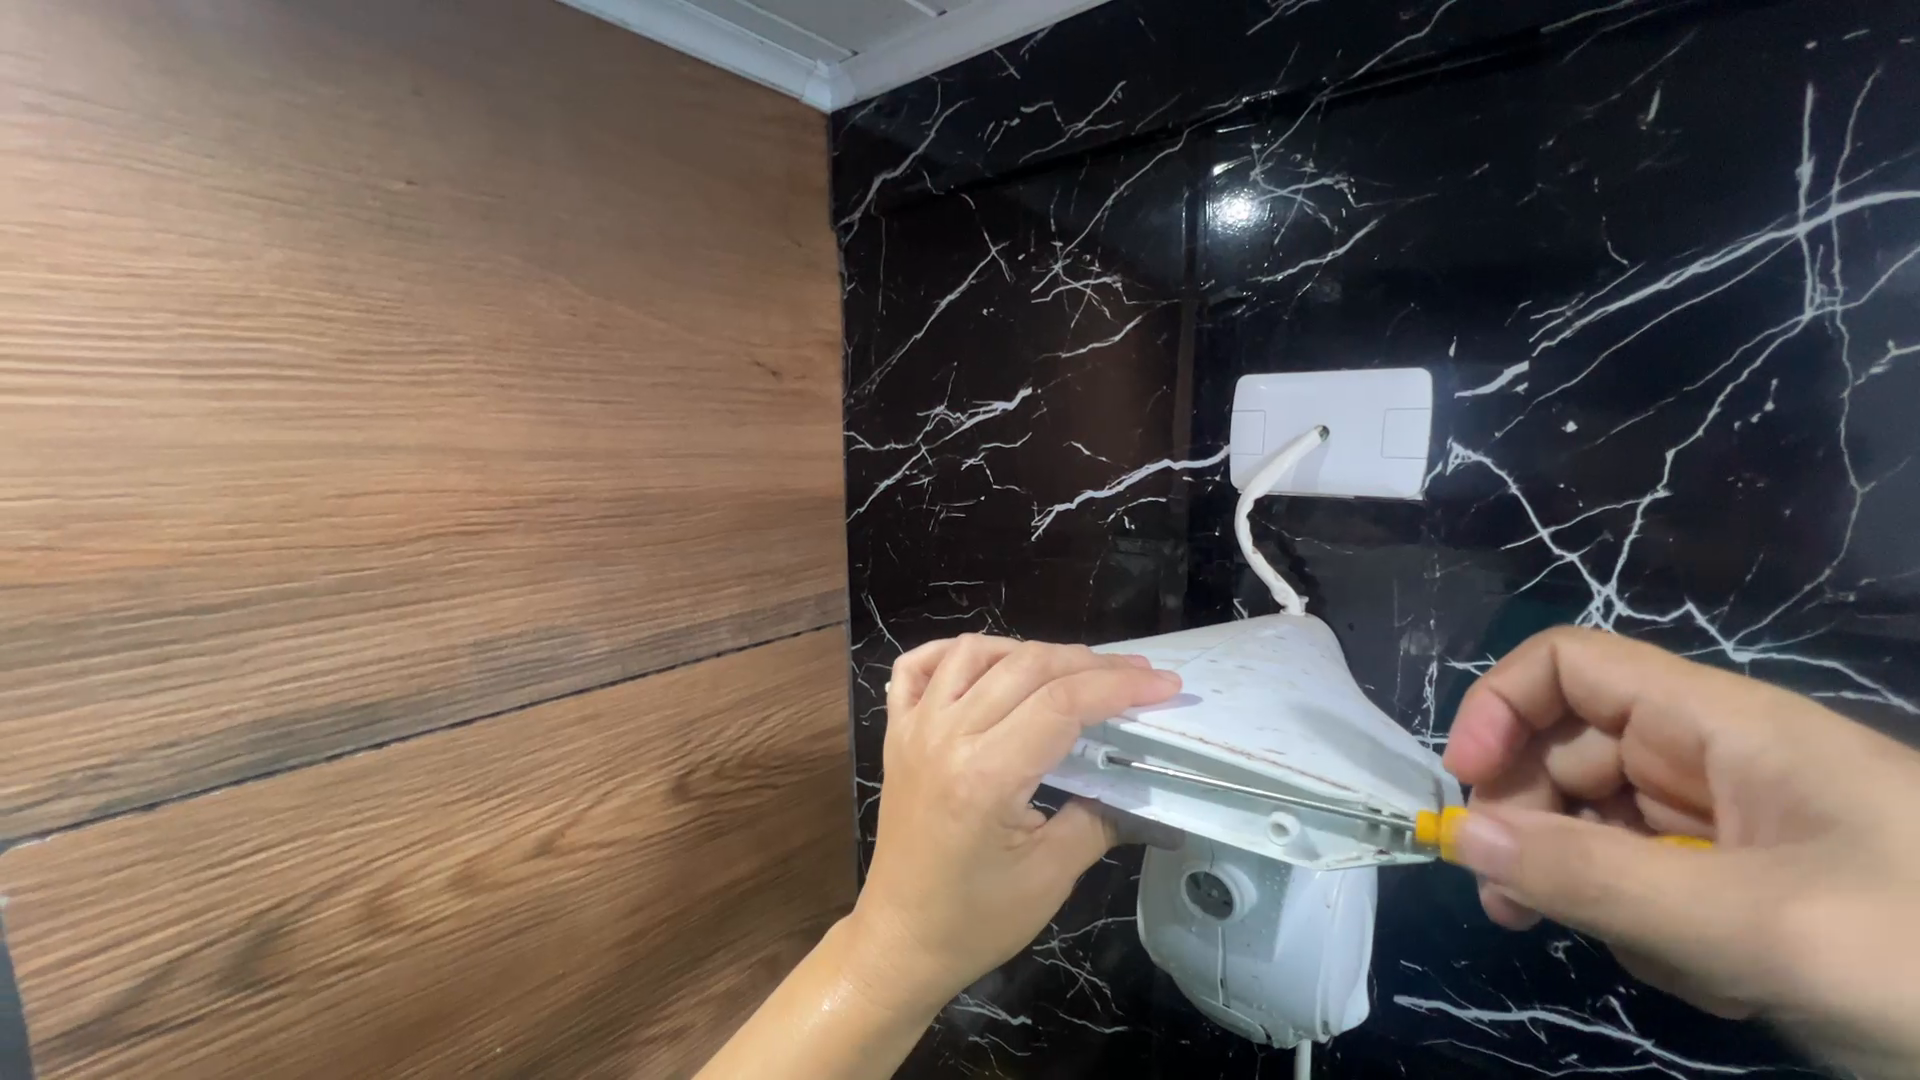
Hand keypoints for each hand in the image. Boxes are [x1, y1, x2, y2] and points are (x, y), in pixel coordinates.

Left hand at [842, 635, 1181, 1012]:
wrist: (901, 939)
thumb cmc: (977, 918)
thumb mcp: (1052, 876)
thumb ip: (1099, 818)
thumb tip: (1140, 783)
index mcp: (985, 774)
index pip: (1062, 702)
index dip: (1118, 686)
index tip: (1165, 685)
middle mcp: (946, 736)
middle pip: (1026, 667)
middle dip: (1090, 663)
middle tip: (1136, 675)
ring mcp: (915, 728)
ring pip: (975, 653)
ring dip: (1029, 651)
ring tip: (1070, 671)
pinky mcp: (897, 733)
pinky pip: (915, 668)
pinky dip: (952, 653)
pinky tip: (986, 663)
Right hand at [1442, 627, 1919, 1076]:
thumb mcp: (1759, 927)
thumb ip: (1593, 879)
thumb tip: (1458, 837)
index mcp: (1722, 726)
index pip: (1568, 667)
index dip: (1500, 708)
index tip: (1468, 784)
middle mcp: (1716, 759)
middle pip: (1569, 751)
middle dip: (1526, 817)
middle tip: (1506, 895)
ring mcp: (1734, 824)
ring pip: (1600, 824)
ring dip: (1581, 882)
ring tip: (1603, 945)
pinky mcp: (1749, 883)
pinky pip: (1648, 880)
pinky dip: (1644, 925)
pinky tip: (1700, 976)